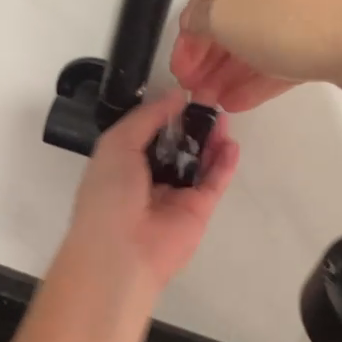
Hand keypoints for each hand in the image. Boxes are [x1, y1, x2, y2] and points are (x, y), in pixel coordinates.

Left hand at [63, 91, 240, 288]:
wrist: (122, 251)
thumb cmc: (110, 193)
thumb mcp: (118, 144)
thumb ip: (147, 117)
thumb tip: (175, 95)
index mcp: (122, 162)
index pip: (148, 132)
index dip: (166, 113)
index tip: (185, 91)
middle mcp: (149, 177)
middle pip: (178, 145)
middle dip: (193, 124)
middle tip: (211, 101)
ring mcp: (176, 194)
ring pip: (199, 161)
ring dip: (210, 139)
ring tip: (223, 117)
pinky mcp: (198, 210)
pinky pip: (214, 181)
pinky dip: (224, 163)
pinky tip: (231, 143)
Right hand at [170, 0, 341, 146]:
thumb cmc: (294, 19)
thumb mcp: (226, 17)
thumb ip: (199, 20)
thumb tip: (196, 24)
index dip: (186, 35)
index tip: (178, 70)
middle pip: (233, 18)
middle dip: (209, 57)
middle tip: (193, 90)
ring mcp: (312, 2)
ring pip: (259, 40)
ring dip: (231, 71)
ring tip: (212, 103)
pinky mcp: (332, 33)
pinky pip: (285, 55)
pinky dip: (260, 76)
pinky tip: (239, 102)